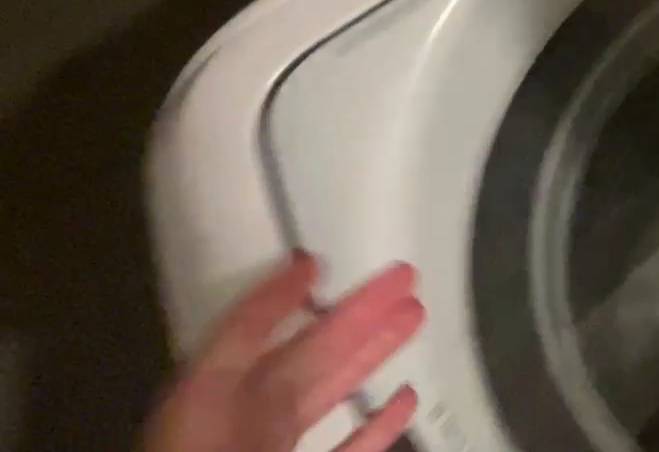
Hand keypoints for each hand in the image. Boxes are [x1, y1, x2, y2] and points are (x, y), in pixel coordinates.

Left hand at [143, 254, 424, 451]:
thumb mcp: (212, 406)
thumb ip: (242, 343)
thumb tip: (296, 267)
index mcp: (210, 409)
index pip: (240, 337)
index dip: (276, 295)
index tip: (318, 259)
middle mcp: (239, 431)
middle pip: (300, 360)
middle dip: (354, 315)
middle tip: (403, 276)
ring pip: (326, 398)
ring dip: (371, 357)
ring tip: (414, 318)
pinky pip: (342, 448)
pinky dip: (375, 422)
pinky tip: (404, 398)